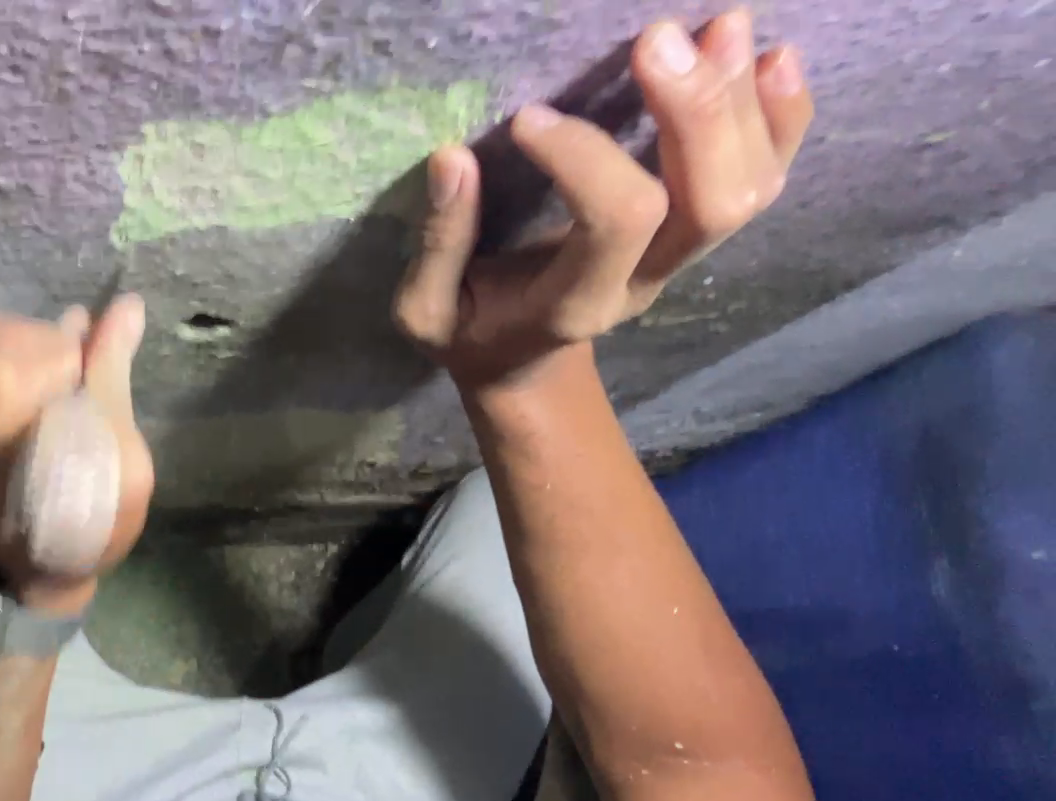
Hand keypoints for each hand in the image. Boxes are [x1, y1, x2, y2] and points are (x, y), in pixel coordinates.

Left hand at [0, 297, 152, 613]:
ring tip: (33, 368)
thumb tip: (126, 305)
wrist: (35, 573)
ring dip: (6, 341)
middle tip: (68, 363)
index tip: (92, 355)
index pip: (38, 342)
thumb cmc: (91, 522)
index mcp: (6, 413)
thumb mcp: (123, 458)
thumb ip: (111, 375)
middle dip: (42, 340)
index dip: (73, 344)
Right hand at [395, 8, 813, 390]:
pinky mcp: (690, 238)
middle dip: (696, 111)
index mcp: (574, 304)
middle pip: (713, 199)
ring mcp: (677, 262)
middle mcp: (642, 283)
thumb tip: (451, 158)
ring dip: (742, 101)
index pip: (616, 219)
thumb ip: (438, 245)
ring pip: (751, 185)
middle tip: (656, 39)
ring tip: (718, 27)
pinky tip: (771, 59)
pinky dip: (780, 116)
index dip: (582, 155)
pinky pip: (764, 178)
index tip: (526, 117)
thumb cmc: (466, 334)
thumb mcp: (425, 310)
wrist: (520, 363)